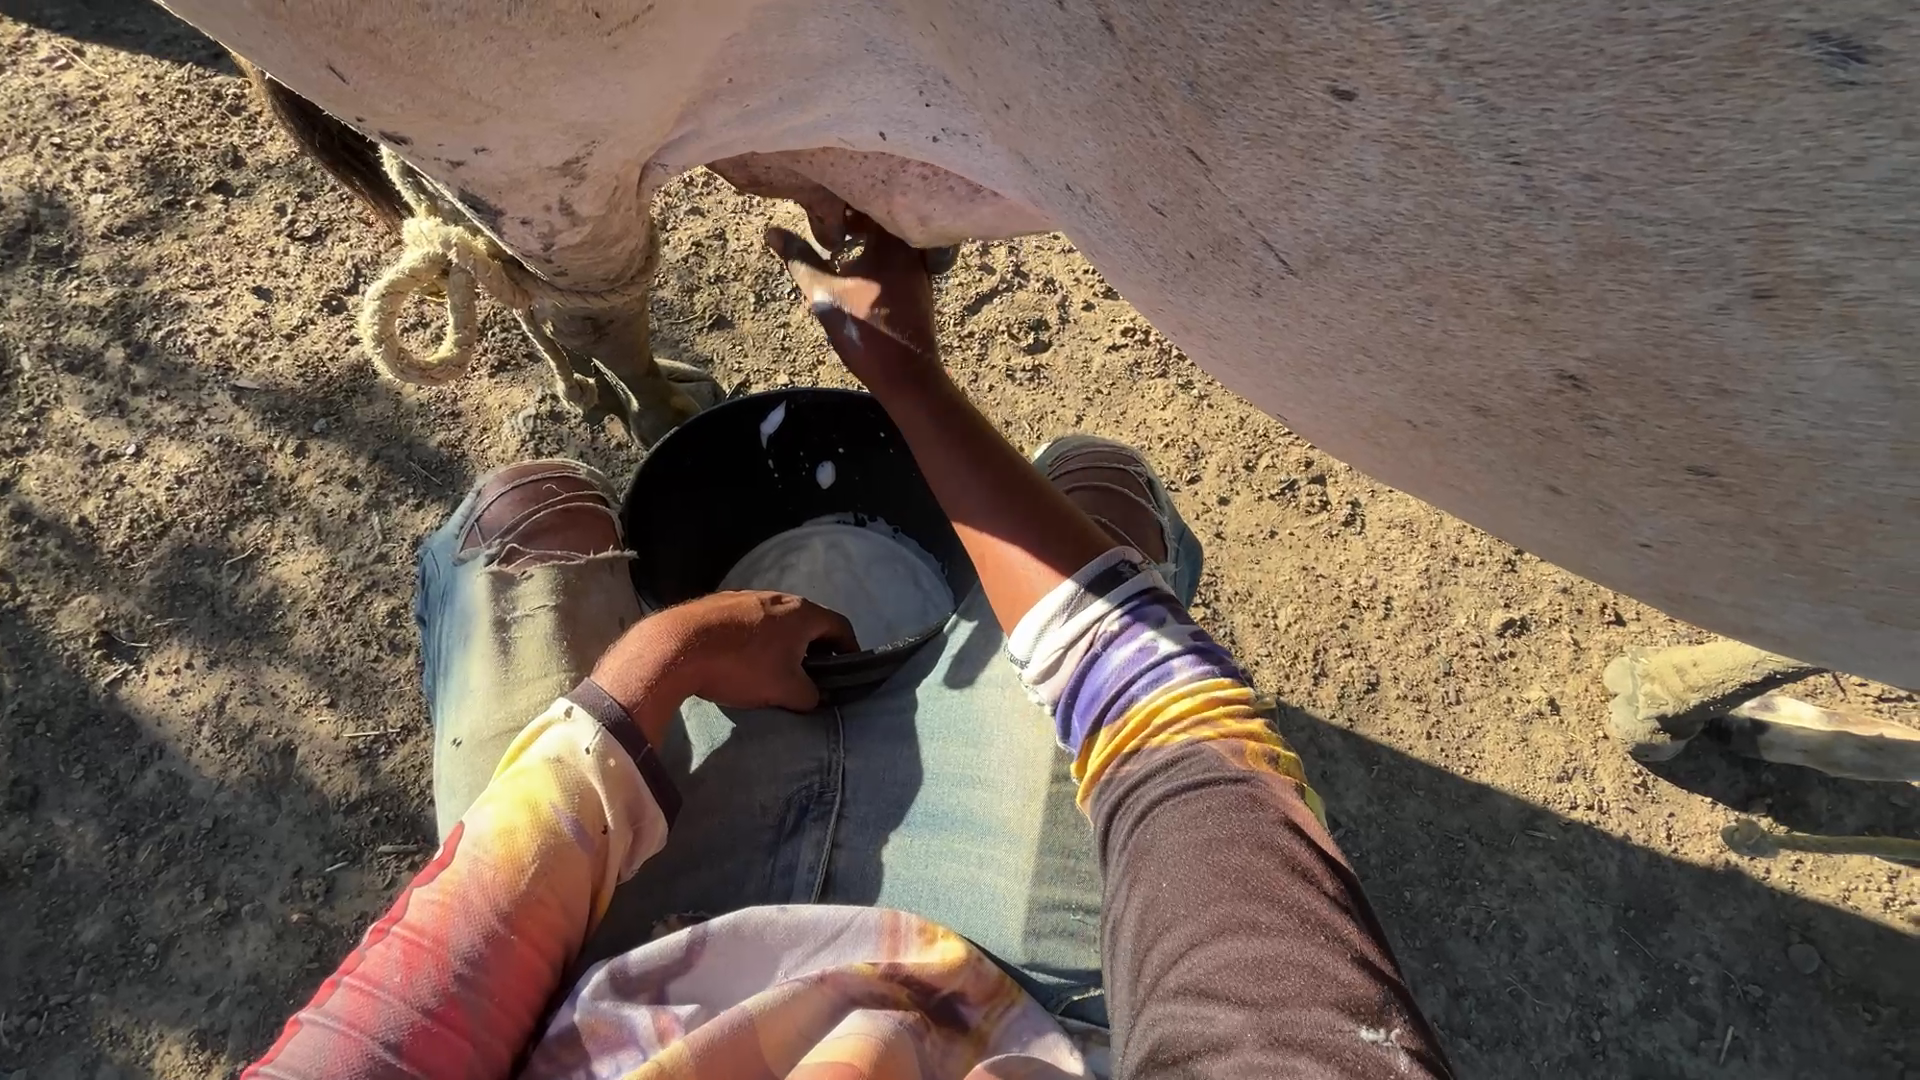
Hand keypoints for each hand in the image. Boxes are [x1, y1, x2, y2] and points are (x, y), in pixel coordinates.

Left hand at [590, 591, 857, 740]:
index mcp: (803, 613)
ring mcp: (748, 596)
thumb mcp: (785, 690)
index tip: (849, 670)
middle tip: (814, 673)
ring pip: (778, 620)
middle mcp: (780, 597)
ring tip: (776, 667)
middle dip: (817, 647)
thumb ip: (811, 695)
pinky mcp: (721, 602)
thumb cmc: (742, 666)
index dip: (851, 649)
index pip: (841, 627)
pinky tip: (742, 658)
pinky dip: (757, 638)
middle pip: (810, 622)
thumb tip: (818, 697)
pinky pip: (751, 621)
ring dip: (785, 642)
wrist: (677, 647)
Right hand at [765, 210, 940, 387]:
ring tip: (843, 244)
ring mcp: (920, 270)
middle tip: (830, 223)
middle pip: (884, 217)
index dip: (844, 199)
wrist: (907, 376)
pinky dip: (881, 256)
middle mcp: (913, 248)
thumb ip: (800, 260)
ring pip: (893, 239)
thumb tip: (771, 232)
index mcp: (892, 240)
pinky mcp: (921, 289)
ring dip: (869, 237)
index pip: (869, 199)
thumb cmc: (865, 332)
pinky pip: (901, 258)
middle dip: (856, 216)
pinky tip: (862, 270)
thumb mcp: (824, 294)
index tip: (823, 205)